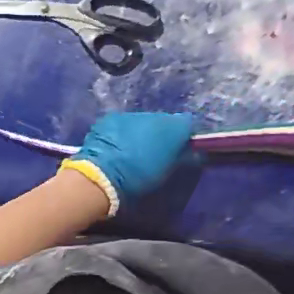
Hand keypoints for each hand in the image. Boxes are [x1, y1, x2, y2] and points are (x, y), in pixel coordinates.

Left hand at [61, 112, 194, 216]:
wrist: (101, 176)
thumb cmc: (139, 178)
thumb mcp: (167, 171)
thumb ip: (181, 156)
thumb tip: (191, 151)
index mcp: (172, 128)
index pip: (186, 124)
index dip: (184, 136)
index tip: (180, 148)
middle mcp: (153, 115)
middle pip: (163, 121)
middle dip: (161, 133)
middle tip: (156, 151)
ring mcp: (129, 115)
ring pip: (142, 121)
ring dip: (141, 131)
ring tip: (133, 150)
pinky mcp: (109, 118)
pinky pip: (122, 123)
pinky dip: (123, 132)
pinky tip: (116, 146)